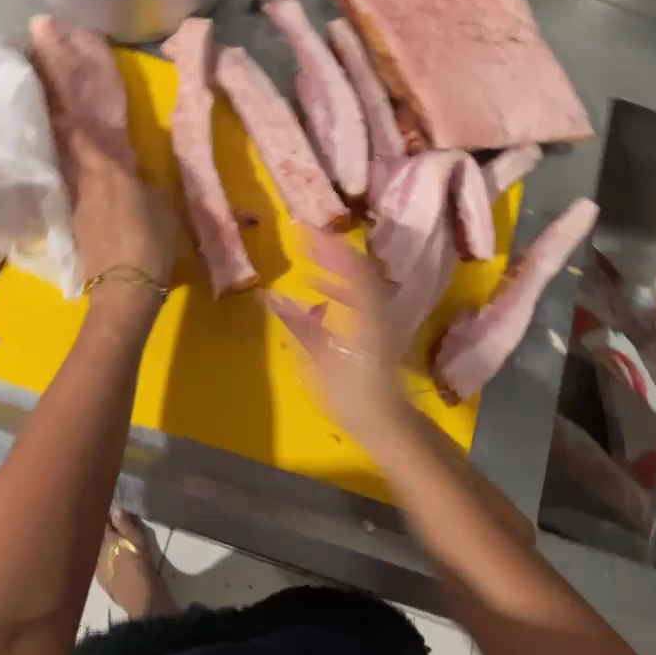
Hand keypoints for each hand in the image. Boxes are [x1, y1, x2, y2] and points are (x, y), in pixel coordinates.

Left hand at [65, 128, 176, 292]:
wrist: (125, 290)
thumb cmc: (151, 243)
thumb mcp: (164, 211)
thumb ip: (150, 190)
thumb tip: (140, 183)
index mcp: (109, 175)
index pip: (82, 142)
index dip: (71, 127)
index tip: (62, 113)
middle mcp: (87, 188)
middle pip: (78, 163)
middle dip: (80, 152)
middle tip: (87, 144)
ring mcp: (78, 212)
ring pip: (80, 186)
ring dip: (87, 180)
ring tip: (100, 178)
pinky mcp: (77, 234)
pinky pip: (83, 207)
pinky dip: (91, 203)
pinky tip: (103, 210)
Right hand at [269, 230, 417, 442]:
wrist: (387, 424)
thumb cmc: (352, 394)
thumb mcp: (319, 359)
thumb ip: (297, 324)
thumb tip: (267, 296)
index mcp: (366, 309)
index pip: (350, 264)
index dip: (328, 245)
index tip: (305, 231)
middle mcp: (378, 307)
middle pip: (357, 268)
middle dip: (330, 252)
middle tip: (304, 239)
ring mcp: (381, 318)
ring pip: (359, 283)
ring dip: (335, 269)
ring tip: (308, 262)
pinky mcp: (378, 332)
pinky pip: (360, 298)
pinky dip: (340, 289)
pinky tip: (318, 294)